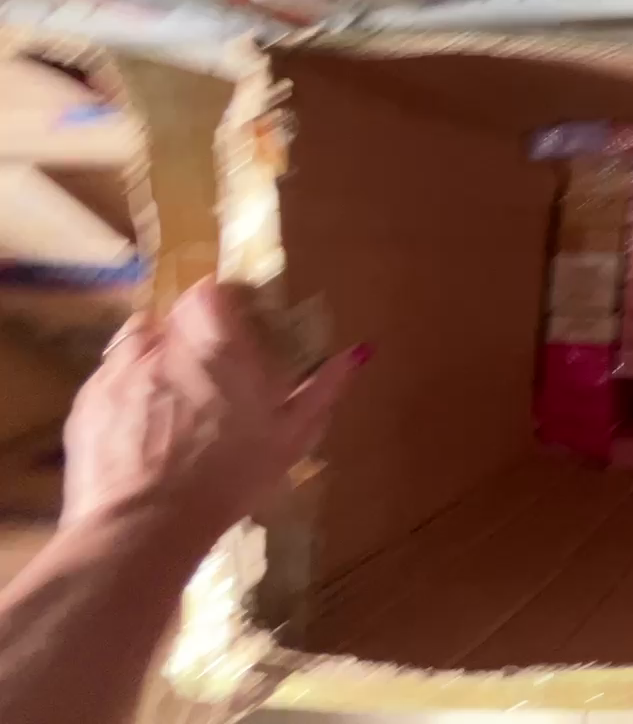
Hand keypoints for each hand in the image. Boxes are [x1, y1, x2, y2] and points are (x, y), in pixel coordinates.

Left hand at [59, 278, 366, 554]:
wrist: (145, 525)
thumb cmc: (233, 473)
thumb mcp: (295, 432)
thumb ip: (325, 386)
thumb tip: (359, 352)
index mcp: (221, 351)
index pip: (209, 293)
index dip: (223, 294)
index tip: (240, 307)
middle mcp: (165, 352)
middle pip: (173, 312)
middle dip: (193, 322)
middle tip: (216, 348)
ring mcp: (118, 376)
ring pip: (138, 338)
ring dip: (159, 345)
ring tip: (179, 374)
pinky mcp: (87, 404)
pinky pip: (111, 371)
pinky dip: (132, 376)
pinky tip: (148, 406)